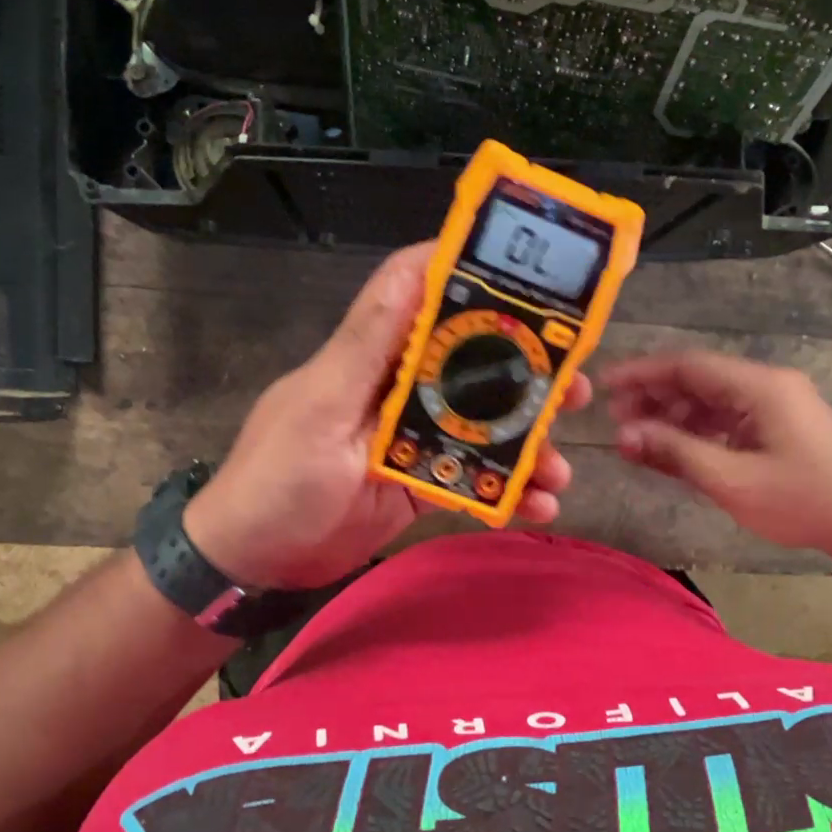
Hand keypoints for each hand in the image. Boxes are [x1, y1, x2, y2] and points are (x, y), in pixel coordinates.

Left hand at [184, 243, 590, 589]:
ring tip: (560, 472)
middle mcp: (394, 389)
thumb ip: (368, 346)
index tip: (528, 276)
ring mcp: (409, 439)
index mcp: (368, 357)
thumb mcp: (322, 410)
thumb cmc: (277, 480)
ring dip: (526, 445)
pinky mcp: (417, 484)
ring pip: (481, 427)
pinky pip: (471, 479)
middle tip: (577, 390)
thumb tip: (414, 269)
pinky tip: (536, 508)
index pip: (418, 292)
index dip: (468, 273)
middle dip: (527, 374)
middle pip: (470, 364)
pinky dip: (504, 492)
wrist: (254, 563)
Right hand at [603, 350, 831, 564]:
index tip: (605, 384)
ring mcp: (776, 407)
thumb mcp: (731, 480)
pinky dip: (697, 431)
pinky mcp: (780, 428)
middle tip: (614, 418)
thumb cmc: (803, 501)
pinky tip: (672, 449)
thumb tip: (623, 435)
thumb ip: (675, 453)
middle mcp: (767, 386)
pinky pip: (728, 420)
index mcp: (760, 386)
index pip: (689, 365)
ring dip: (673, 416)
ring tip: (636, 436)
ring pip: (712, 401)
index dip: (643, 372)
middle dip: (654, 396)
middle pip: (699, 380)